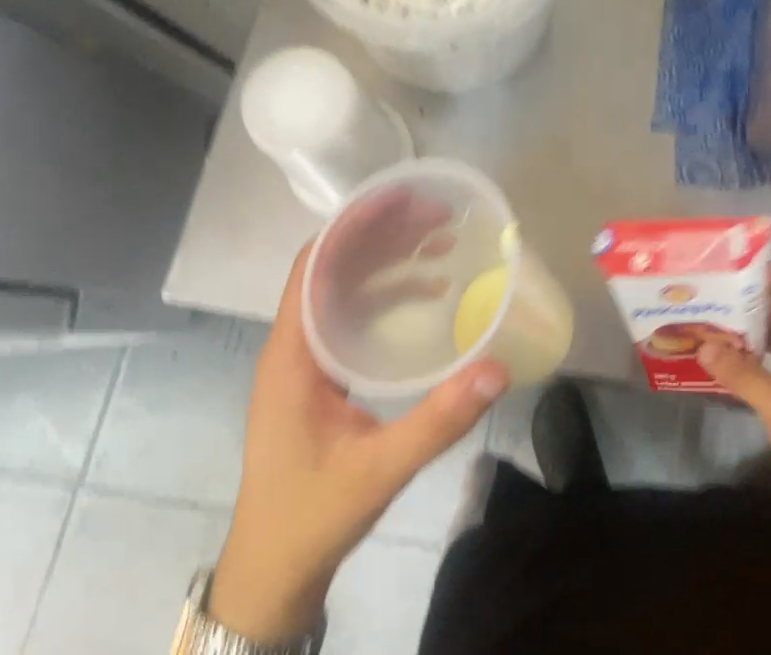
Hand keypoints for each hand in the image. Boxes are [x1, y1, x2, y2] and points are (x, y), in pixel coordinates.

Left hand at [210, 223, 509, 643]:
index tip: (404, 201)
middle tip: (439, 217)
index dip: (354, 227)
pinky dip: (386, 297)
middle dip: (382, 237)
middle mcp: (293, 347)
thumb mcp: (380, 469)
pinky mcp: (319, 379)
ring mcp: (304, 362)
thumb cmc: (313, 513)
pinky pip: (350, 319)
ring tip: (440, 243)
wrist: (273, 568)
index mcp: (292, 356)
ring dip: (387, 263)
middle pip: (332, 270)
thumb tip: (498, 370)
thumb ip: (439, 421)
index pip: (313, 267)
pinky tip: (427, 295)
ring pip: (342, 292)